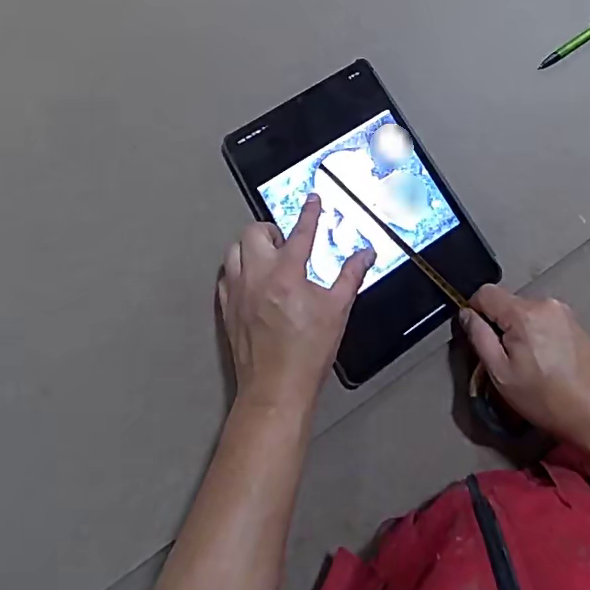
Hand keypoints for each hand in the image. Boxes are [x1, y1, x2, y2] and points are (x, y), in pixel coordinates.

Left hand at [218, 194, 374, 411]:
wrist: (276, 389)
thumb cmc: (306, 354)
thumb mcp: (338, 309)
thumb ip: (351, 275)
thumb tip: (365, 255)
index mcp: (287, 273)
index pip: (300, 230)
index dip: (310, 212)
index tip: (313, 200)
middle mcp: (258, 276)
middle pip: (255, 232)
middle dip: (271, 229)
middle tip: (286, 238)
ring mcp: (238, 292)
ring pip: (234, 250)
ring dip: (250, 246)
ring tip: (266, 253)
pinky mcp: (227, 309)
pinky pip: (225, 276)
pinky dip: (236, 269)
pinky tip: (249, 278)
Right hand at [461, 284, 589, 445]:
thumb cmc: (545, 398)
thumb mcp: (501, 374)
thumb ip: (479, 337)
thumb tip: (466, 314)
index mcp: (522, 313)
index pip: (485, 292)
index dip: (475, 310)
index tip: (480, 336)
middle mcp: (543, 302)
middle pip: (506, 301)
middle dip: (499, 323)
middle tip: (507, 357)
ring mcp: (561, 309)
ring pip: (524, 309)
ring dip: (518, 327)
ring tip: (529, 360)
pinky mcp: (573, 320)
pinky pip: (542, 316)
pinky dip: (536, 330)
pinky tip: (546, 357)